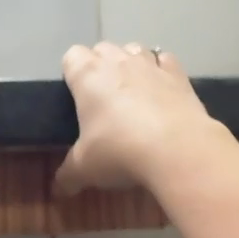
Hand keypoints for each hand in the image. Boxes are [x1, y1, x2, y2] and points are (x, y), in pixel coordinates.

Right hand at [55, 42, 227, 194]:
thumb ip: (69, 174)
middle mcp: (119, 61)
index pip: (72, 56)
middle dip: (100, 66)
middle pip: (103, 48)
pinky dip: (161, 70)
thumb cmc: (120, 150)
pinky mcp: (179, 75)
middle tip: (102, 98)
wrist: (178, 149)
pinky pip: (165, 61)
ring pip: (135, 49)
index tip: (75, 95)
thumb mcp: (85, 168)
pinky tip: (161, 91)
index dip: (72, 72)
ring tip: (132, 92)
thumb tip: (59, 189)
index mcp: (88, 75)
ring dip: (130, 64)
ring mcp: (151, 65)